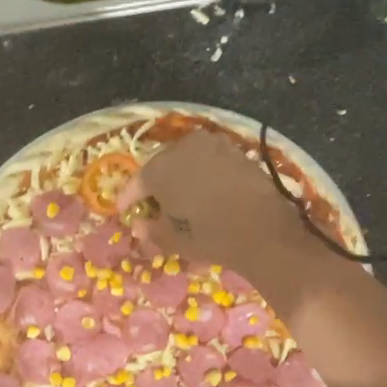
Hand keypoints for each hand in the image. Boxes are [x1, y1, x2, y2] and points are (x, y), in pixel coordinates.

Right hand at [117, 130, 314, 276]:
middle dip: (154, 186)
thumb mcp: (170, 239)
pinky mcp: (236, 152)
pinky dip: (201, 176)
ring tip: (178, 199)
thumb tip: (139, 225)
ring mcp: (213, 146)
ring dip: (179, 178)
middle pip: (160, 166)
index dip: (127, 200)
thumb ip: (149, 229)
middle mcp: (184, 148)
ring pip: (186, 162)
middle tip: (151, 205)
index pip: (136, 182)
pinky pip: (209, 162)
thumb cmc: (207, 235)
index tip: (123, 212)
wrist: (262, 230)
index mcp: (160, 168)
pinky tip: (202, 194)